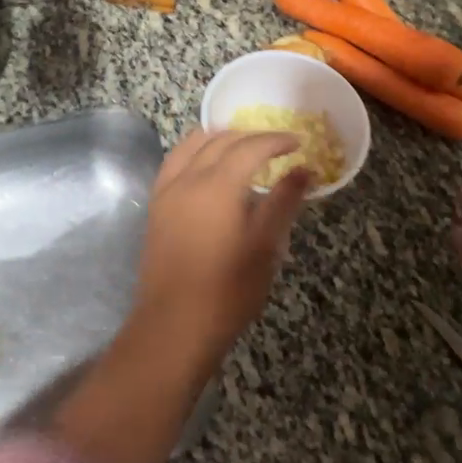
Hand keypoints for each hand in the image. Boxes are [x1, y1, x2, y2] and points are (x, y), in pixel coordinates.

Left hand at [51, 130, 308, 462]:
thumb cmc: (228, 290)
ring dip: (219, 139)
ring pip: (192, 146)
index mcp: (217, 184)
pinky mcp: (156, 207)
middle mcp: (187, 178)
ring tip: (243, 149)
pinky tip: (209, 168)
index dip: (276, 140)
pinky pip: (175, 163)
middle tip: (276, 146)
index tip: (298, 142)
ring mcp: (166, 191)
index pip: (250, 147)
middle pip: (220, 141)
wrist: (174, 325)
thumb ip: (284, 202)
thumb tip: (305, 169)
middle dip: (250, 136)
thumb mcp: (266, 246)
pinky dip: (196, 154)